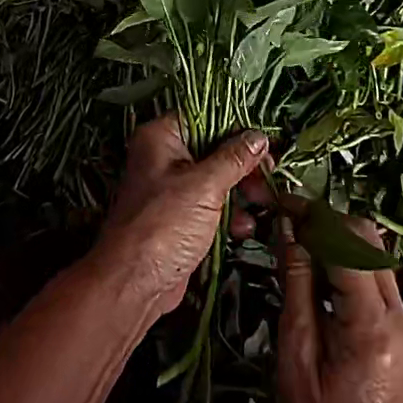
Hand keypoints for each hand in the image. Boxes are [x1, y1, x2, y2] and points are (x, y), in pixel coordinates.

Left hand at [91, 115, 269, 310]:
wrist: (134, 284)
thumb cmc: (165, 224)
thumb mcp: (205, 186)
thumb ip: (234, 159)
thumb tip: (259, 136)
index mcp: (161, 136)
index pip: (205, 118)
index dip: (237, 130)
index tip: (265, 147)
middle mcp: (163, 156)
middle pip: (212, 149)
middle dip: (243, 166)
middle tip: (268, 180)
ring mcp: (170, 188)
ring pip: (214, 179)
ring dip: (240, 192)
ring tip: (262, 204)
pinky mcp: (178, 217)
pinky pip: (209, 205)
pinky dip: (228, 214)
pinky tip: (244, 228)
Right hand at [276, 212, 402, 402]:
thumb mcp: (297, 353)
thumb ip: (296, 283)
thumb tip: (290, 229)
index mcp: (375, 329)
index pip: (348, 245)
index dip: (314, 216)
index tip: (285, 203)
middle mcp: (402, 323)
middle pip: (369, 241)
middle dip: (328, 221)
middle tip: (291, 221)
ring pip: (375, 255)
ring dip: (338, 240)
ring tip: (300, 244)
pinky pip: (376, 279)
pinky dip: (348, 264)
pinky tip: (319, 271)